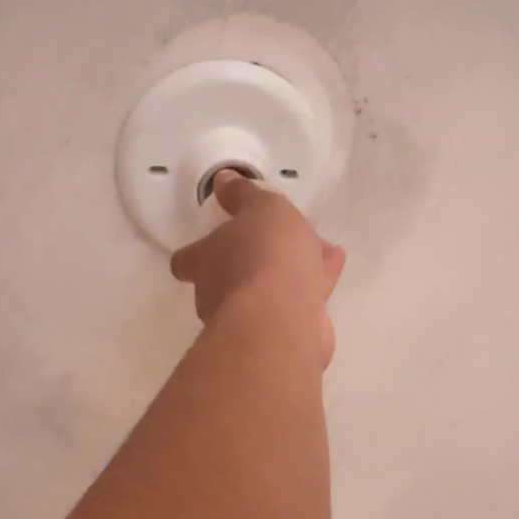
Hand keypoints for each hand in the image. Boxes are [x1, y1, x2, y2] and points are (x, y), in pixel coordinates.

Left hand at [170, 172, 345, 366]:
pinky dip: (313, 287)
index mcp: (204, 264)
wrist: (283, 317)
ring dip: (291, 273)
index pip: (185, 261)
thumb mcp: (259, 209)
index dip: (197, 254)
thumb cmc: (263, 255)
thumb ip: (244, 195)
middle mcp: (218, 296)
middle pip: (231, 277)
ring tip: (322, 252)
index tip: (214, 243)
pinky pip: (297, 304)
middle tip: (283, 243)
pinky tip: (333, 269)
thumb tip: (222, 181)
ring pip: (270, 290)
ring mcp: (250, 321)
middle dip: (256, 261)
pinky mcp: (280, 337)